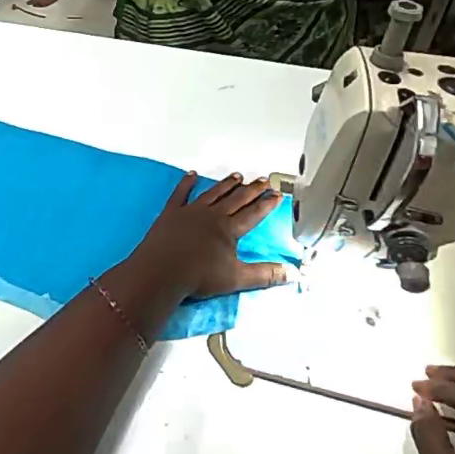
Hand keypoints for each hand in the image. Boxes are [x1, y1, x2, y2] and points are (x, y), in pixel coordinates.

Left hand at [125, 173, 289, 299]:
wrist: (162, 271)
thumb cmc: (199, 276)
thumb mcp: (237, 278)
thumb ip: (265, 275)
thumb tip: (293, 273)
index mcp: (228, 229)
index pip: (253, 214)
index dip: (266, 204)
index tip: (277, 194)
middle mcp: (212, 215)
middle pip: (236, 199)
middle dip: (252, 189)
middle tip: (264, 180)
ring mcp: (191, 210)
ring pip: (213, 193)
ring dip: (226, 184)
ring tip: (237, 175)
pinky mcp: (172, 212)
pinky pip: (181, 193)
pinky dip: (186, 183)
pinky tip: (192, 174)